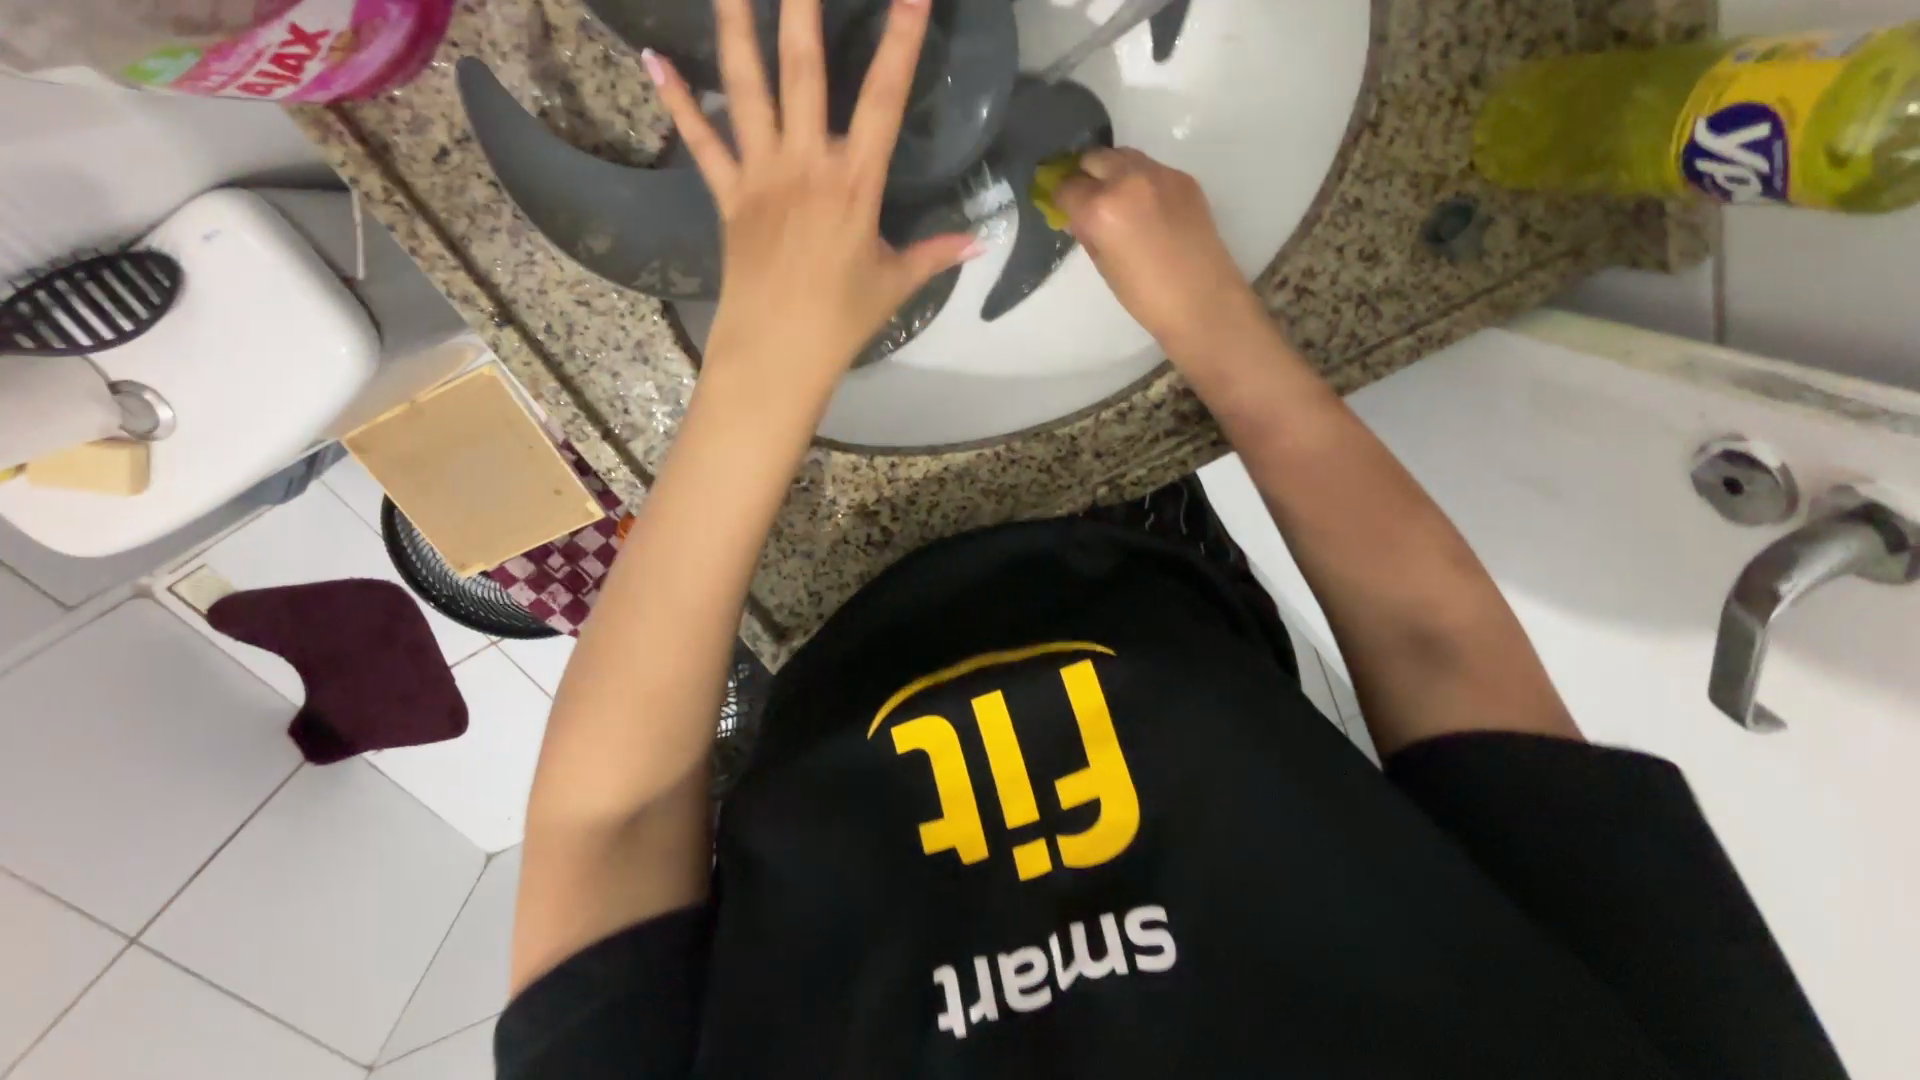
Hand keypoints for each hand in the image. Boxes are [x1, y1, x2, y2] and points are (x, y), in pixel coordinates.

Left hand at [646, 0, 977, 405]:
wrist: (777, 351)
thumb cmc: (841, 320)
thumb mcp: (895, 283)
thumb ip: (935, 254)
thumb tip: (978, 241)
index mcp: (855, 182)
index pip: (884, 98)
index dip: (901, 39)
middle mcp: (805, 163)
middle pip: (805, 71)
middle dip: (802, 7)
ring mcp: (761, 175)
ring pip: (746, 90)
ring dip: (736, 28)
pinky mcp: (728, 195)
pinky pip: (702, 143)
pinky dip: (679, 103)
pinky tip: (653, 60)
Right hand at [1054, 148, 1264, 353]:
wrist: (1202, 300)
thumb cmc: (1145, 296)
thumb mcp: (1103, 266)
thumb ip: (1087, 233)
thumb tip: (1077, 216)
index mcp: (1101, 209)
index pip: (1067, 187)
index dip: (1061, 199)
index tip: (1064, 209)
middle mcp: (1128, 180)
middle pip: (1094, 159)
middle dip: (1086, 177)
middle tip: (1088, 200)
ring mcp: (1159, 174)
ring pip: (1123, 156)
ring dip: (1113, 171)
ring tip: (1117, 199)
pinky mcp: (1183, 177)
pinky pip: (1150, 168)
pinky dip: (1140, 180)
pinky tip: (1146, 208)